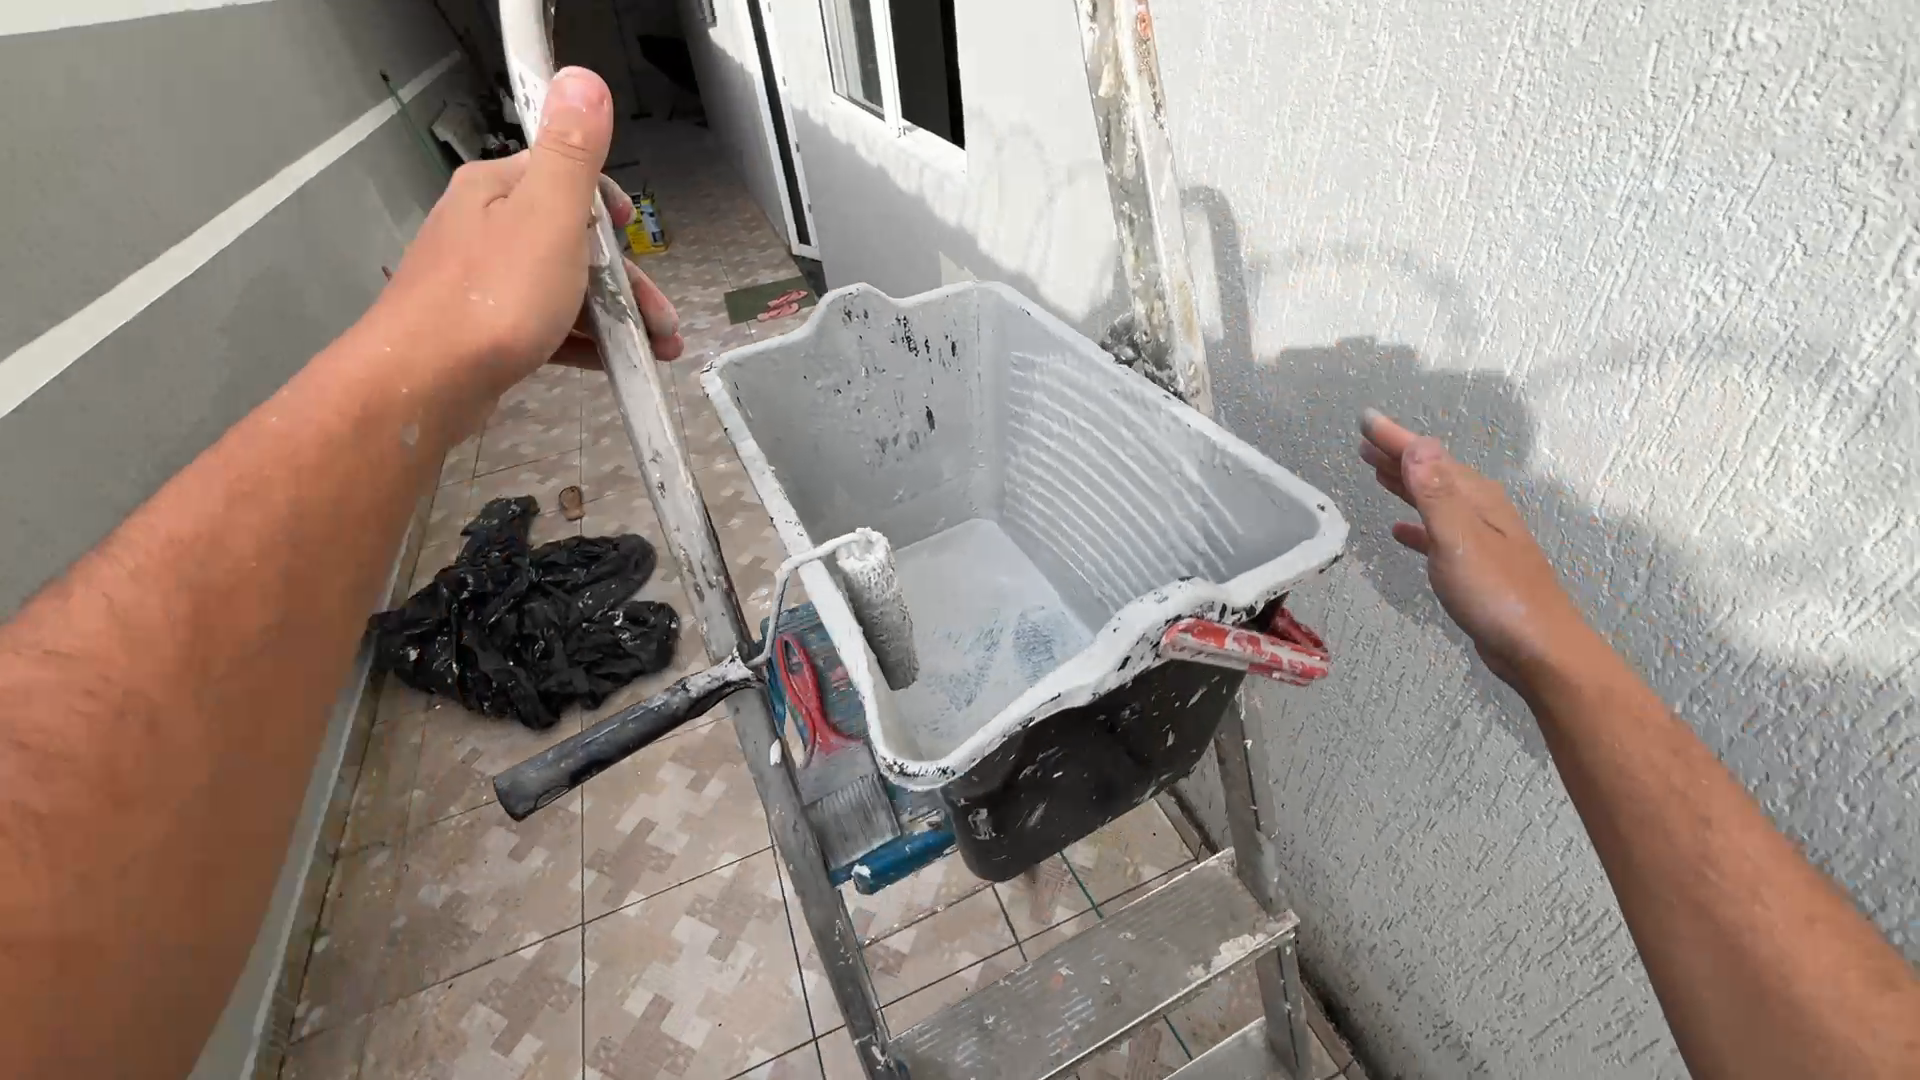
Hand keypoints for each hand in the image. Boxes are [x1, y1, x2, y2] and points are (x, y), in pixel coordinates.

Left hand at [368, 68, 682, 421]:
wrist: (428, 381)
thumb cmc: (495, 299)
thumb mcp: (548, 219)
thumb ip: (572, 155)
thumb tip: (583, 78)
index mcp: (499, 192)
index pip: (565, 179)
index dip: (609, 208)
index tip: (634, 234)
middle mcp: (488, 229)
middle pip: (575, 245)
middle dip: (629, 284)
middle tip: (664, 324)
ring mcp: (486, 283)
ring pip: (566, 290)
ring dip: (618, 320)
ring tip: (656, 353)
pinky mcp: (489, 330)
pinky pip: (549, 326)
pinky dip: (586, 342)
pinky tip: (612, 364)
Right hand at [1359, 409, 1592, 688]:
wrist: (1538, 649)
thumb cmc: (1496, 594)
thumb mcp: (1458, 539)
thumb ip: (1436, 494)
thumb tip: (1418, 443)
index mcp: (1476, 500)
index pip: (1429, 458)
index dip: (1396, 438)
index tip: (1364, 420)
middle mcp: (1480, 512)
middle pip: (1434, 473)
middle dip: (1400, 455)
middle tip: (1365, 440)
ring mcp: (1479, 539)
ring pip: (1434, 499)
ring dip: (1406, 483)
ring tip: (1377, 472)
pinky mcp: (1473, 566)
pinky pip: (1436, 531)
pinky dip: (1416, 525)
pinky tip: (1400, 530)